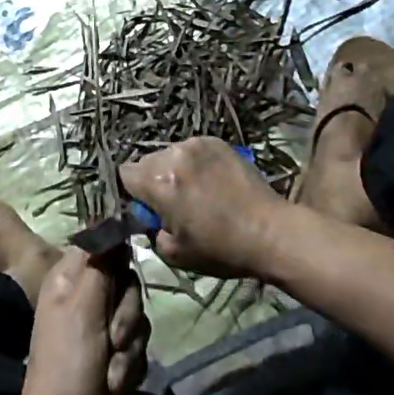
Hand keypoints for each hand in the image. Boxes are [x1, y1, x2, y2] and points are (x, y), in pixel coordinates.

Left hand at [17, 248, 150, 394]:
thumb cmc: (68, 362)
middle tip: (112, 338)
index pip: (104, 244)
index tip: (123, 277)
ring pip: (136, 318)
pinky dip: (129, 369)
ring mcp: (98, 328)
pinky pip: (137, 348)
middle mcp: (84, 297)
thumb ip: (99, 263)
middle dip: (127, 316)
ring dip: (129, 350)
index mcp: (69, 277)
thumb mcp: (82, 307)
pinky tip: (113, 386)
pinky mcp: (112, 357)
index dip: (118, 258)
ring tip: (110, 374)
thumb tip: (110, 216)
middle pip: (127, 283)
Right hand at [119, 136, 286, 277]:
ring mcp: (197, 143)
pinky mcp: (216, 141)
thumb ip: (151, 231)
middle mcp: (174, 154)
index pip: (124, 174)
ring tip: (195, 191)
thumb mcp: (175, 253)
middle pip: (147, 162)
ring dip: (174, 169)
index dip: (131, 192)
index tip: (145, 207)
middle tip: (172, 203)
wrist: (269, 230)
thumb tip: (149, 218)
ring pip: (170, 153)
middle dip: (153, 180)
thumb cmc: (221, 248)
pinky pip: (192, 149)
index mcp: (160, 182)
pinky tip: (210, 180)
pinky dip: (194, 162)